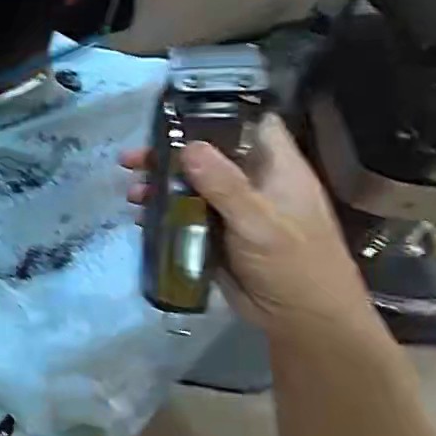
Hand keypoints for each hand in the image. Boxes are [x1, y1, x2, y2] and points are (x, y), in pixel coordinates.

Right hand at [122, 117, 379, 335]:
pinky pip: (187, 215)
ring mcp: (234, 210)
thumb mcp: (261, 224)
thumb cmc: (296, 266)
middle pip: (209, 154)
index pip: (250, 123)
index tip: (176, 112)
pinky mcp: (218, 236)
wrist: (304, 324)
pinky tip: (141, 216)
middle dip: (170, 152)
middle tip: (133, 158)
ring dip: (161, 184)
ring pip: (193, 185)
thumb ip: (226, 186)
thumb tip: (188, 147)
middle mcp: (254, 182)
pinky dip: (164, 212)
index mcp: (276, 168)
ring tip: (132, 190)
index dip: (217, 112)